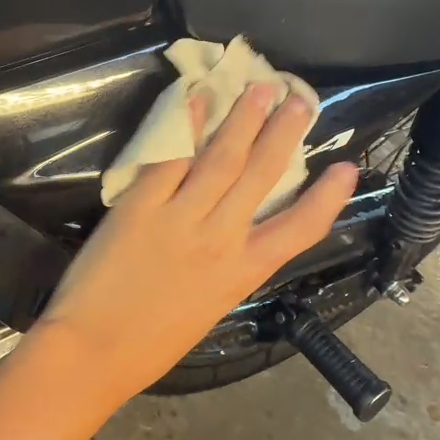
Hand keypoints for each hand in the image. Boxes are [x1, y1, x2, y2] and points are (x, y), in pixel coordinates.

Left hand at [33, 83, 358, 400]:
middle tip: (299, 98)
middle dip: (283, 134)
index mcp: (243, 273)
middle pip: (261, 175)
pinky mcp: (140, 205)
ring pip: (222, 158)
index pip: (299, 229)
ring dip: (243, 118)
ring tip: (260, 87)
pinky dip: (185, 125)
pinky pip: (169, 158)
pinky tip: (197, 98)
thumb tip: (232, 230)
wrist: (92, 353)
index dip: (327, 198)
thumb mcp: (207, 309)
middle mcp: (220, 238)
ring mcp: (181, 217)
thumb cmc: (149, 345)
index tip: (346, 168)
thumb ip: (224, 267)